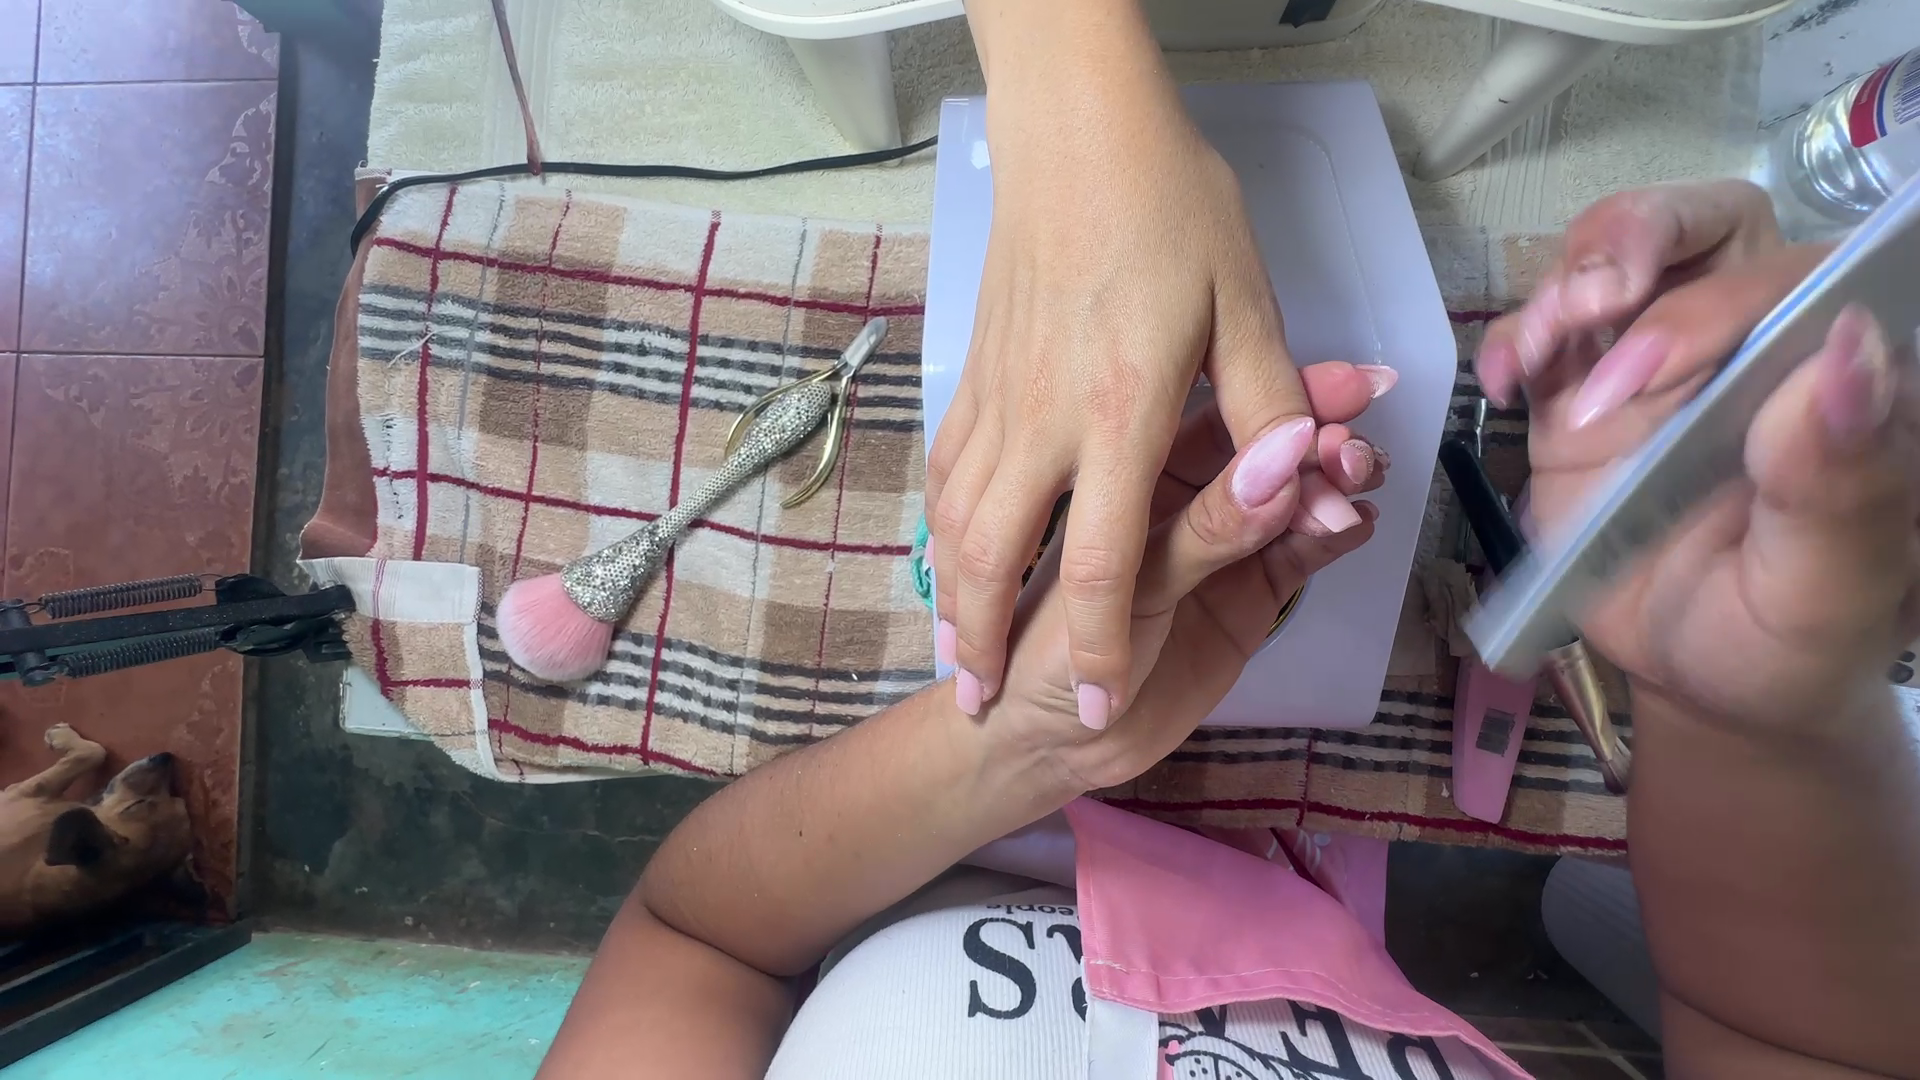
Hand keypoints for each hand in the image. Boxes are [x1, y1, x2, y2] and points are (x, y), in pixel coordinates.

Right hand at [926, 62, 1377, 731]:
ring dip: (947, 595)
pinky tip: (944, 554)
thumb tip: (1302, 474)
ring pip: (953, 519)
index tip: (1092, 707)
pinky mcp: (971, 378)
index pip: (1100, 561)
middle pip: (992, 556)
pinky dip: (939, 528)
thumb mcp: (1245, 304)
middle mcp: (1042, 422)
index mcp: (1119, 413)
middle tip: (978, 701)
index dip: (1096, 646)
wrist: (1075, 137)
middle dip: (980, 641)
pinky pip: (943, 471)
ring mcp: (996, 401)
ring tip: (950, 653)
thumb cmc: (1168, 212)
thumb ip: (1267, 403)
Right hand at [1479, 183, 1919, 730]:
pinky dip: (1509, 345)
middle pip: (1704, 233)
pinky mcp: (1573, 405)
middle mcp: (1745, 356)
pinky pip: (1536, 344)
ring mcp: (1649, 376)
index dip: (1713, 303)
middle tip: (1593, 297)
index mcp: (1832, 383)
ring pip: (1607, 271)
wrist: (1691, 673)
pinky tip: (1500, 387)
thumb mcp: (1825, 587)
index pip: (1793, 282)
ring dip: (1560, 294)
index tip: (1643, 374)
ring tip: (1531, 361)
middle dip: (1637, 239)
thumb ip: (1839, 482)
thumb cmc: (1779, 640)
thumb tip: (1848, 350)